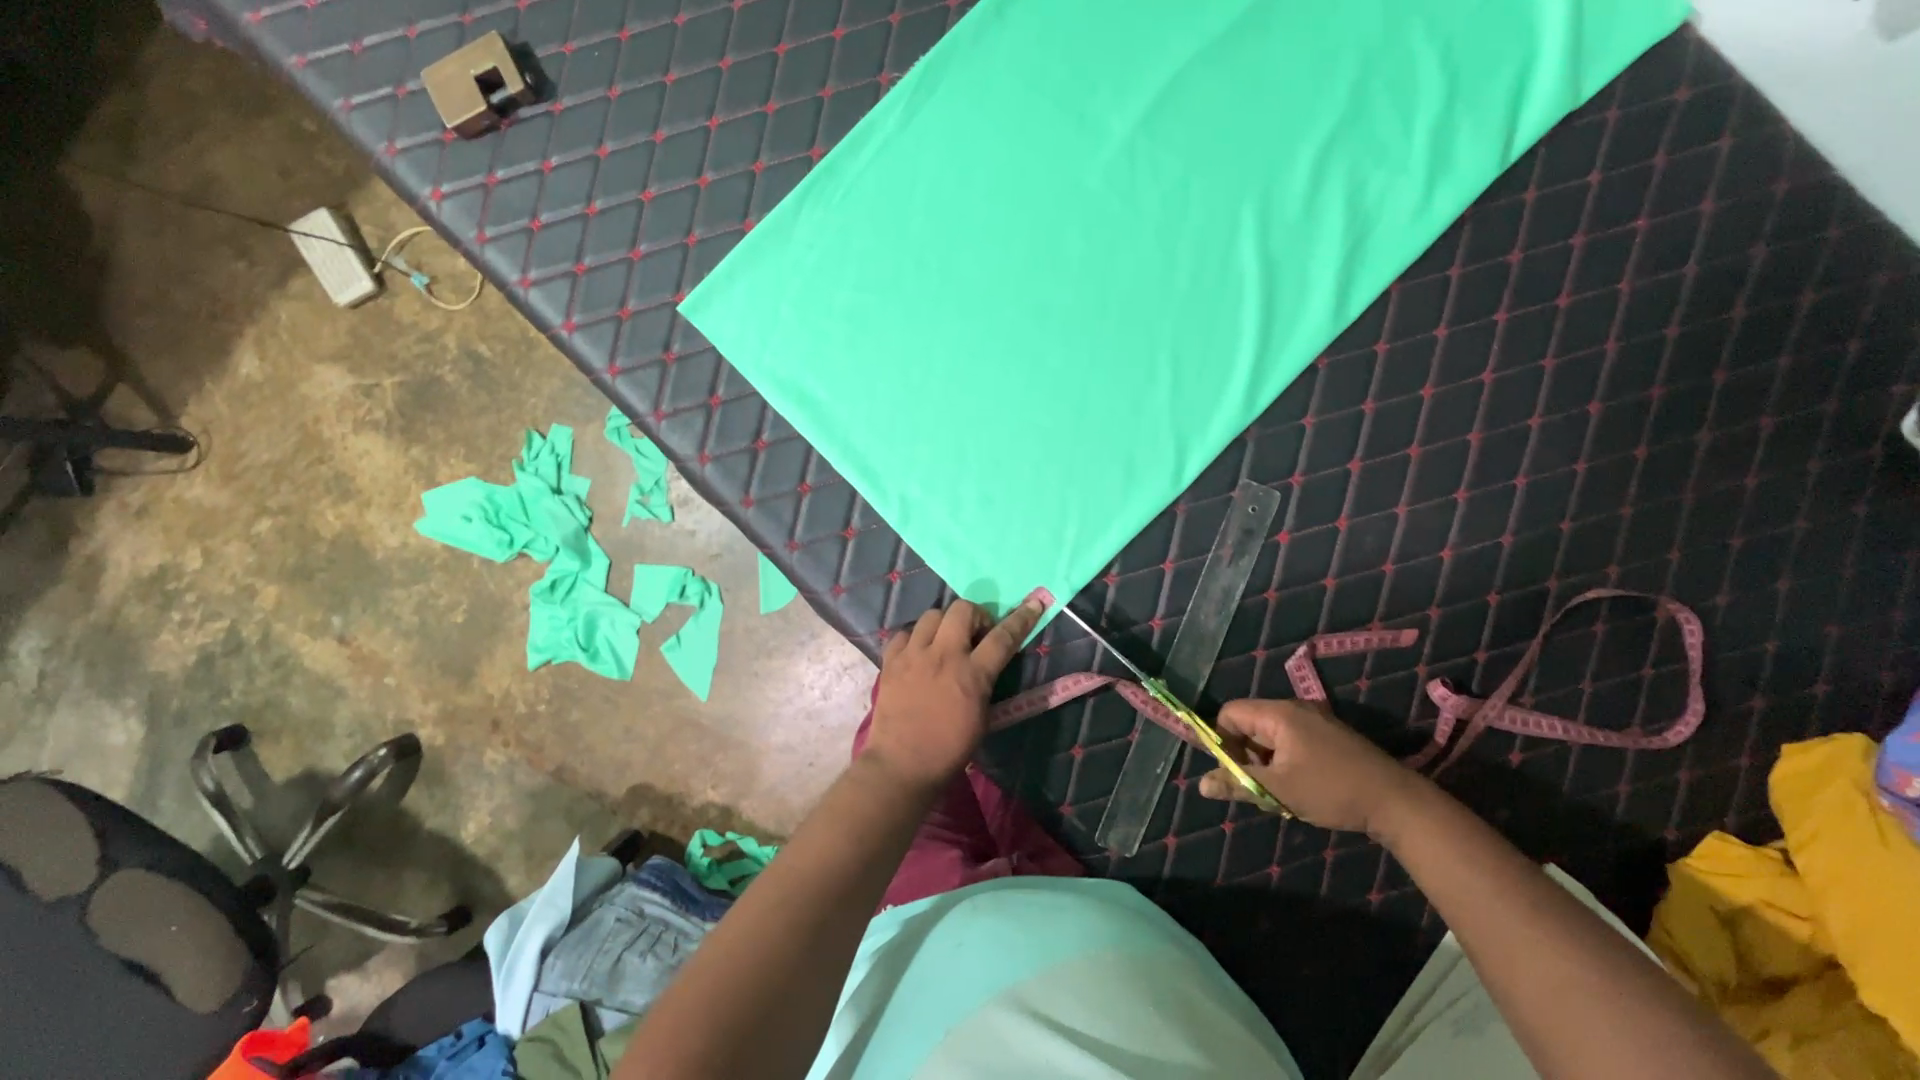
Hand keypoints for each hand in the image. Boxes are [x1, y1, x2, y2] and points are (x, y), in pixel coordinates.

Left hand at [863, 595, 1045, 790]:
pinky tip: (918, 654)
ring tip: (945, 642)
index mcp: (972, 675)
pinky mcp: (891, 662)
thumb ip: (987, 684)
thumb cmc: (950, 750)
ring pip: (932, 615)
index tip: (1033, 603)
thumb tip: (988, 664)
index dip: (1021, 618)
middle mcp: (943, 656)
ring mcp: (913, 656)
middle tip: (977, 635)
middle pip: (962, 610)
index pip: (1003, 637)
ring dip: (944, 624)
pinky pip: (904, 634)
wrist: (903, 765)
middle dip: (975, 615)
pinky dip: (915, 639)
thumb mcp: (983, 718)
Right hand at [1197, 698, 1425, 834]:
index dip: (1221, 740)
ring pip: (1270, 735)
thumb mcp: (1279, 791)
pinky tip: (1296, 787)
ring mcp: (1316, 722)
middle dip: (1244, 754)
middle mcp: (1296, 710)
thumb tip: (1201, 784)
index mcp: (1280, 715)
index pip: (1231, 713)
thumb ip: (1237, 783)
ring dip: (1264, 761)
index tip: (1229, 771)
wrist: (1396, 801)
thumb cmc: (1332, 790)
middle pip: (1250, 723)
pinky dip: (1284, 761)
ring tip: (1277, 790)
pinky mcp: (1329, 737)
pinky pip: (1291, 741)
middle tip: (1254, 785)